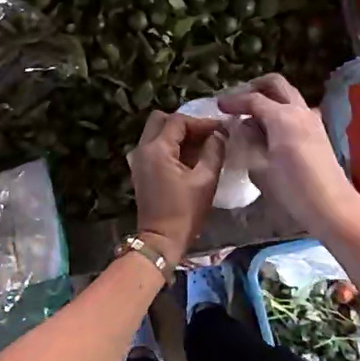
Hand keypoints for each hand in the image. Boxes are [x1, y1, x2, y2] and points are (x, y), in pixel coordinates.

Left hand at [127, 111, 226, 259]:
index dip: (202, 122)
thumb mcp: (205, 180)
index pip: (178, 121)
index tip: (221, 130)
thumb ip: (214, 152)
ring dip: (177, 135)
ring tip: (202, 146)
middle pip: (161, 120)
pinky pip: (154, 147)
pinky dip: (170, 146)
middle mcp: (143, 149)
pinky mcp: (141, 170)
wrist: (161, 240)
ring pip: (156, 133)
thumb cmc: (185, 211)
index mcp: (157, 149)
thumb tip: (219, 134)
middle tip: (207, 135)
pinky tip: (189, 158)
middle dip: (185, 124)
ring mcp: (139, 160)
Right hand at [218, 74, 359, 242]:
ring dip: (270, 99)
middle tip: (238, 100)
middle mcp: (299, 111)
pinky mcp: (319, 132)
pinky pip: (296, 111)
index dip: (233, 101)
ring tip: (252, 115)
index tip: (218, 105)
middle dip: (255, 87)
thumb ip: (248, 141)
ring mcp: (312, 120)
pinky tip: (271, 129)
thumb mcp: (259, 167)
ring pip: (289, 96)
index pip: (253, 99)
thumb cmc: (291, 188)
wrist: (331, 207)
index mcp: (282, 117)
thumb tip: (244, 127)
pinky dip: (281, 111)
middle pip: (276, 85)